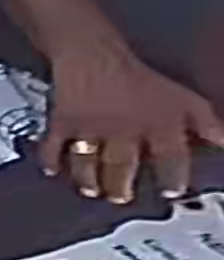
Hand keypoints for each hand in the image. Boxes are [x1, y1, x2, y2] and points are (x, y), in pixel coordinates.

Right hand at [41, 48, 223, 201]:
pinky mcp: (62, 123)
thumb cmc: (140, 79)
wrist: (94, 60)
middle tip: (120, 199)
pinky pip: (54, 145)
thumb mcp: (187, 99)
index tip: (170, 192)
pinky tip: (51, 170)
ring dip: (88, 178)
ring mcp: (89, 128)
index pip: (171, 159)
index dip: (172, 177)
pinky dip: (51, 159)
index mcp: (159, 126)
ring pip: (89, 160)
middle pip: (124, 164)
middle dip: (122, 184)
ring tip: (89, 191)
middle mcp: (124, 131)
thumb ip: (208, 125)